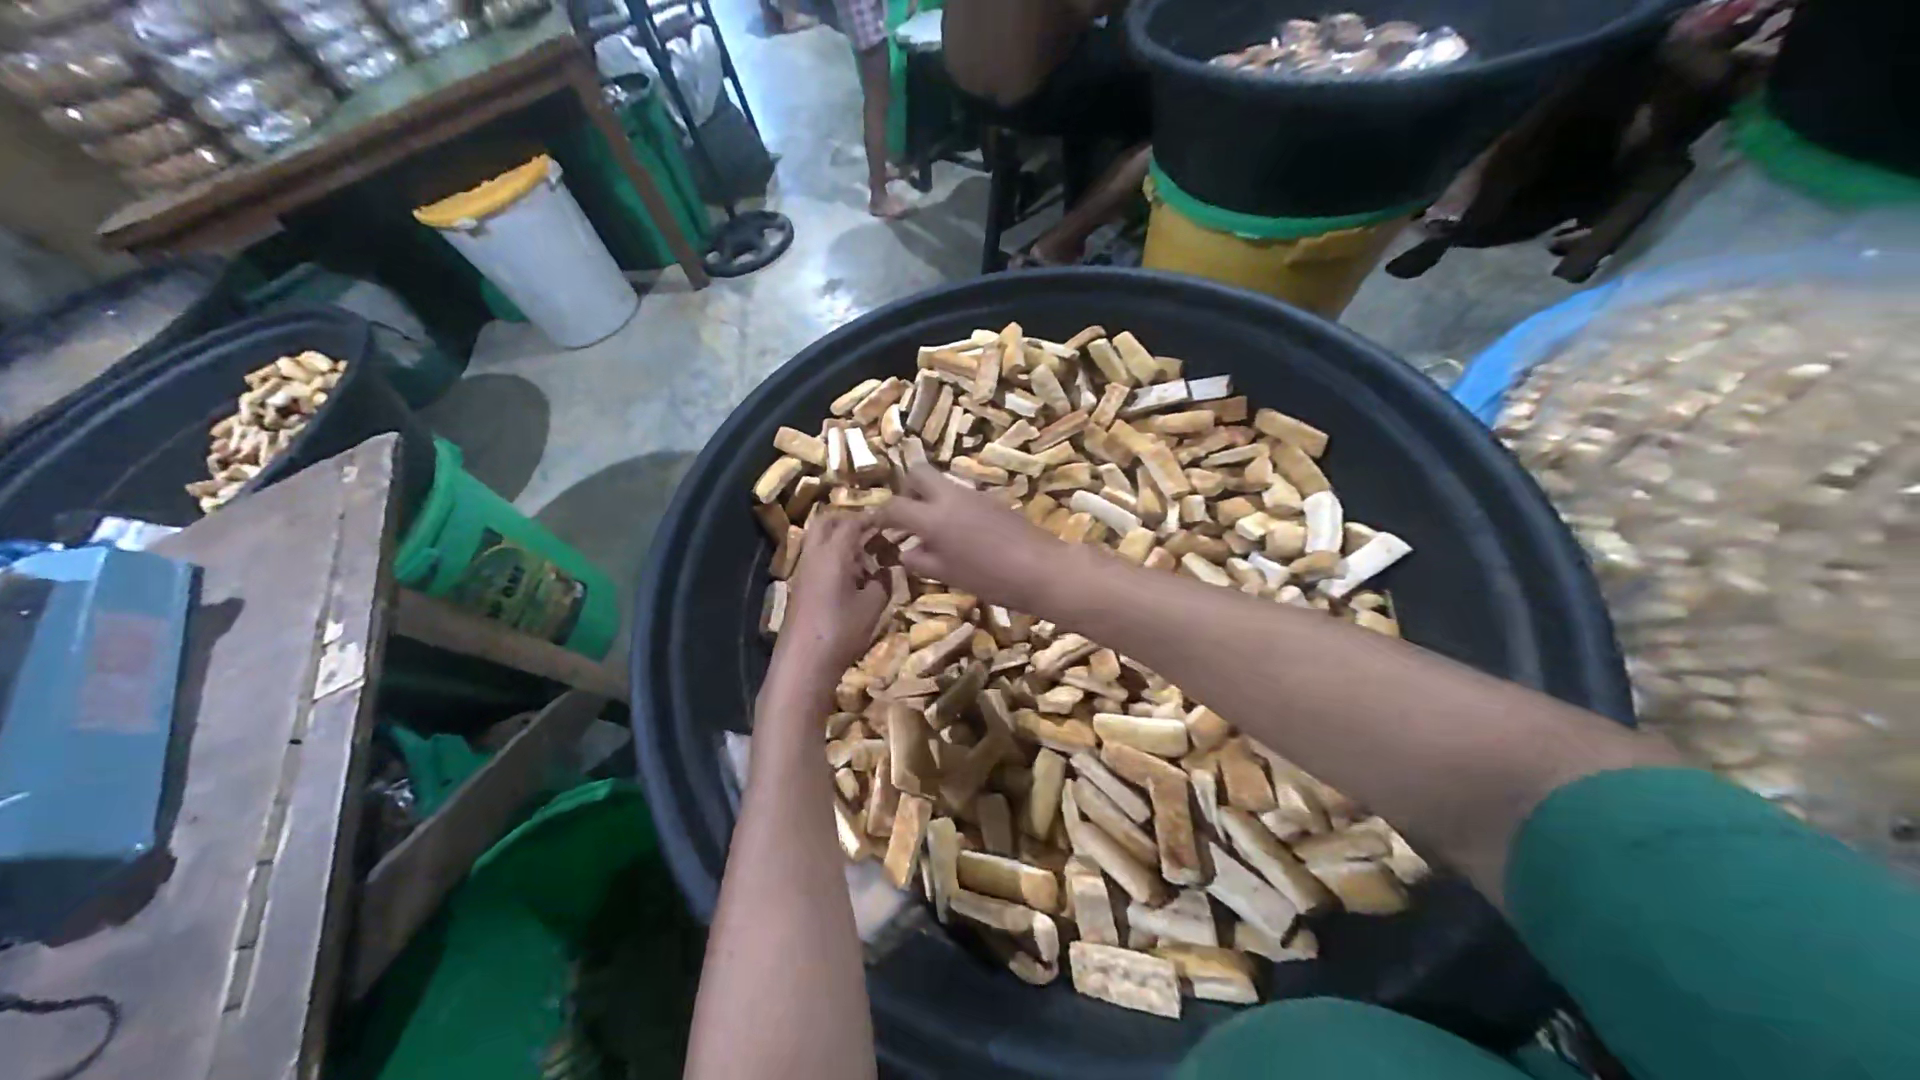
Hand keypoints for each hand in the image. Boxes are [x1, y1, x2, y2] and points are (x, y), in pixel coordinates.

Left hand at [771, 511, 888, 684]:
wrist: (804, 662)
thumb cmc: (841, 631)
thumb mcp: (872, 606)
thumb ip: (883, 581)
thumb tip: (886, 569)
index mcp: (833, 553)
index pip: (851, 523)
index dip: (870, 518)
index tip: (888, 520)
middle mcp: (814, 555)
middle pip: (826, 522)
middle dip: (848, 520)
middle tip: (871, 531)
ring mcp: (802, 570)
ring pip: (818, 539)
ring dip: (839, 539)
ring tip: (864, 555)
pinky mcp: (799, 586)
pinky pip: (815, 557)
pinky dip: (832, 556)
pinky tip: (849, 576)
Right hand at [874, 466, 1069, 607]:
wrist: (1042, 569)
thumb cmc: (990, 578)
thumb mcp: (948, 575)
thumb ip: (921, 561)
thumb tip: (905, 551)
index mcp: (933, 517)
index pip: (894, 506)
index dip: (879, 514)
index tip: (873, 524)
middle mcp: (950, 497)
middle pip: (918, 472)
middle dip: (906, 489)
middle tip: (908, 515)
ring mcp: (974, 494)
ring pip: (941, 482)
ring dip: (930, 497)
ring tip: (933, 529)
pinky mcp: (992, 499)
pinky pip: (961, 494)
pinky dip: (951, 505)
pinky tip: (959, 533)